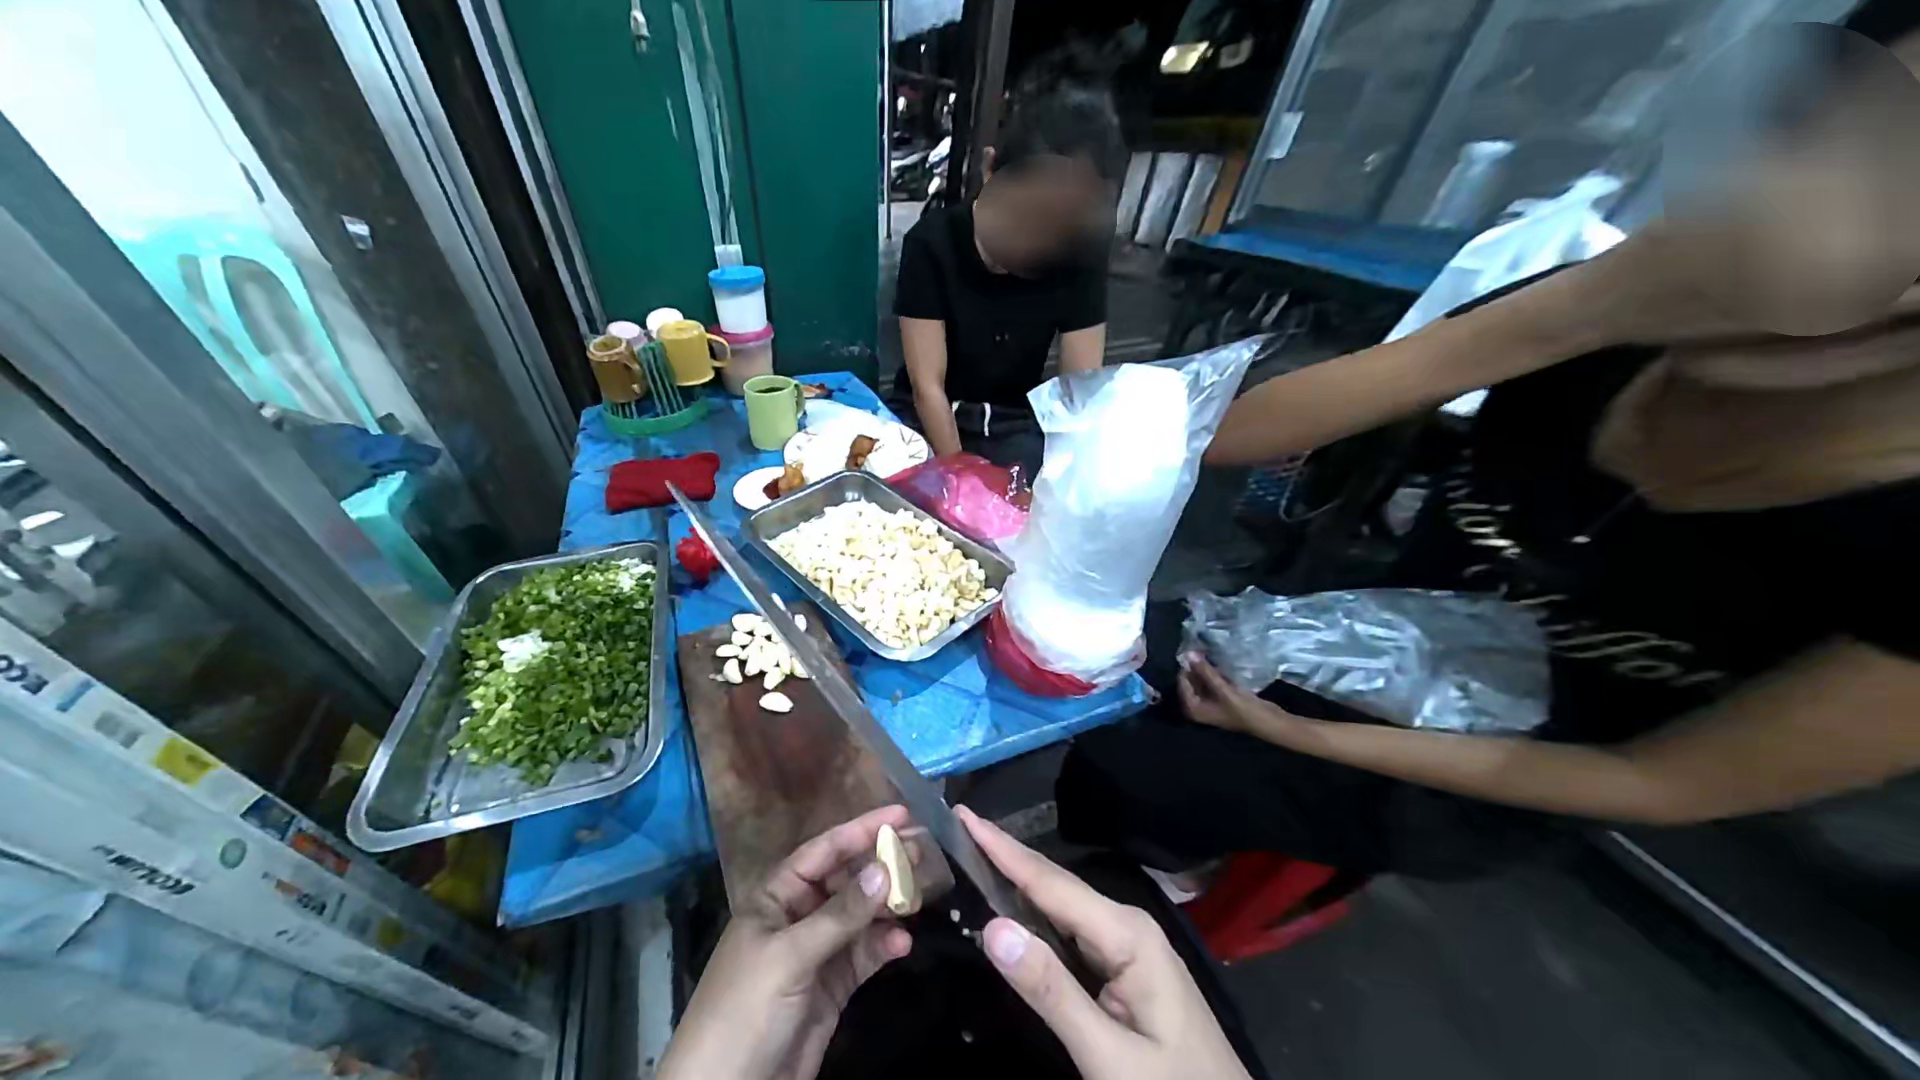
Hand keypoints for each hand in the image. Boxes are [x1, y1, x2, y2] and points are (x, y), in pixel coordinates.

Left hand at [658, 805, 913, 1079]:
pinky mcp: (832, 986)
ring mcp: (817, 952)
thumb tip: (886, 869)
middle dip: (882, 865)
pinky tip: (903, 944)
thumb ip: (840, 914)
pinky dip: (884, 946)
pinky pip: (864, 954)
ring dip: (889, 906)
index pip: (823, 851)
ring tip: (921, 896)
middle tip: (922, 849)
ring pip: (861, 916)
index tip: (901, 814)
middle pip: (847, 880)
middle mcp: (798, 916)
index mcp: (776, 897)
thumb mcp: (789, 956)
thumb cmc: (745, 1009)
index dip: (861, 830)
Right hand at [959, 806, 1253, 1079]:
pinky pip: (1068, 929)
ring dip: (1015, 878)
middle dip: (1005, 853)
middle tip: (959, 825)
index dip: (1002, 848)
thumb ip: (1052, 992)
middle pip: (1054, 883)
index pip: (1050, 882)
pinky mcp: (1120, 965)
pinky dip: (1032, 910)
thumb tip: (992, 926)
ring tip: (972, 852)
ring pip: (1059, 903)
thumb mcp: (1110, 1056)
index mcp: (1127, 932)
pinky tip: (1008, 903)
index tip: (962, 814)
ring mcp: (1125, 943)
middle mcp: (1125, 924)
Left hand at [1177, 653, 1289, 737]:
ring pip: (1201, 682)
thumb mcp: (1221, 689)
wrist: (1268, 721)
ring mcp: (1209, 703)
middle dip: (1195, 667)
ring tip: (1206, 651)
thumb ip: (1205, 671)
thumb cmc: (1242, 709)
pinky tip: (1216, 661)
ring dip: (1204, 669)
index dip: (1186, 666)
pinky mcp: (1220, 699)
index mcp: (1193, 708)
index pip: (1182, 682)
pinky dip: (1212, 674)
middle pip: (1191, 682)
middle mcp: (1197, 707)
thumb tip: (1189, 654)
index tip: (1191, 649)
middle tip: (1199, 648)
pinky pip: (1211, 683)